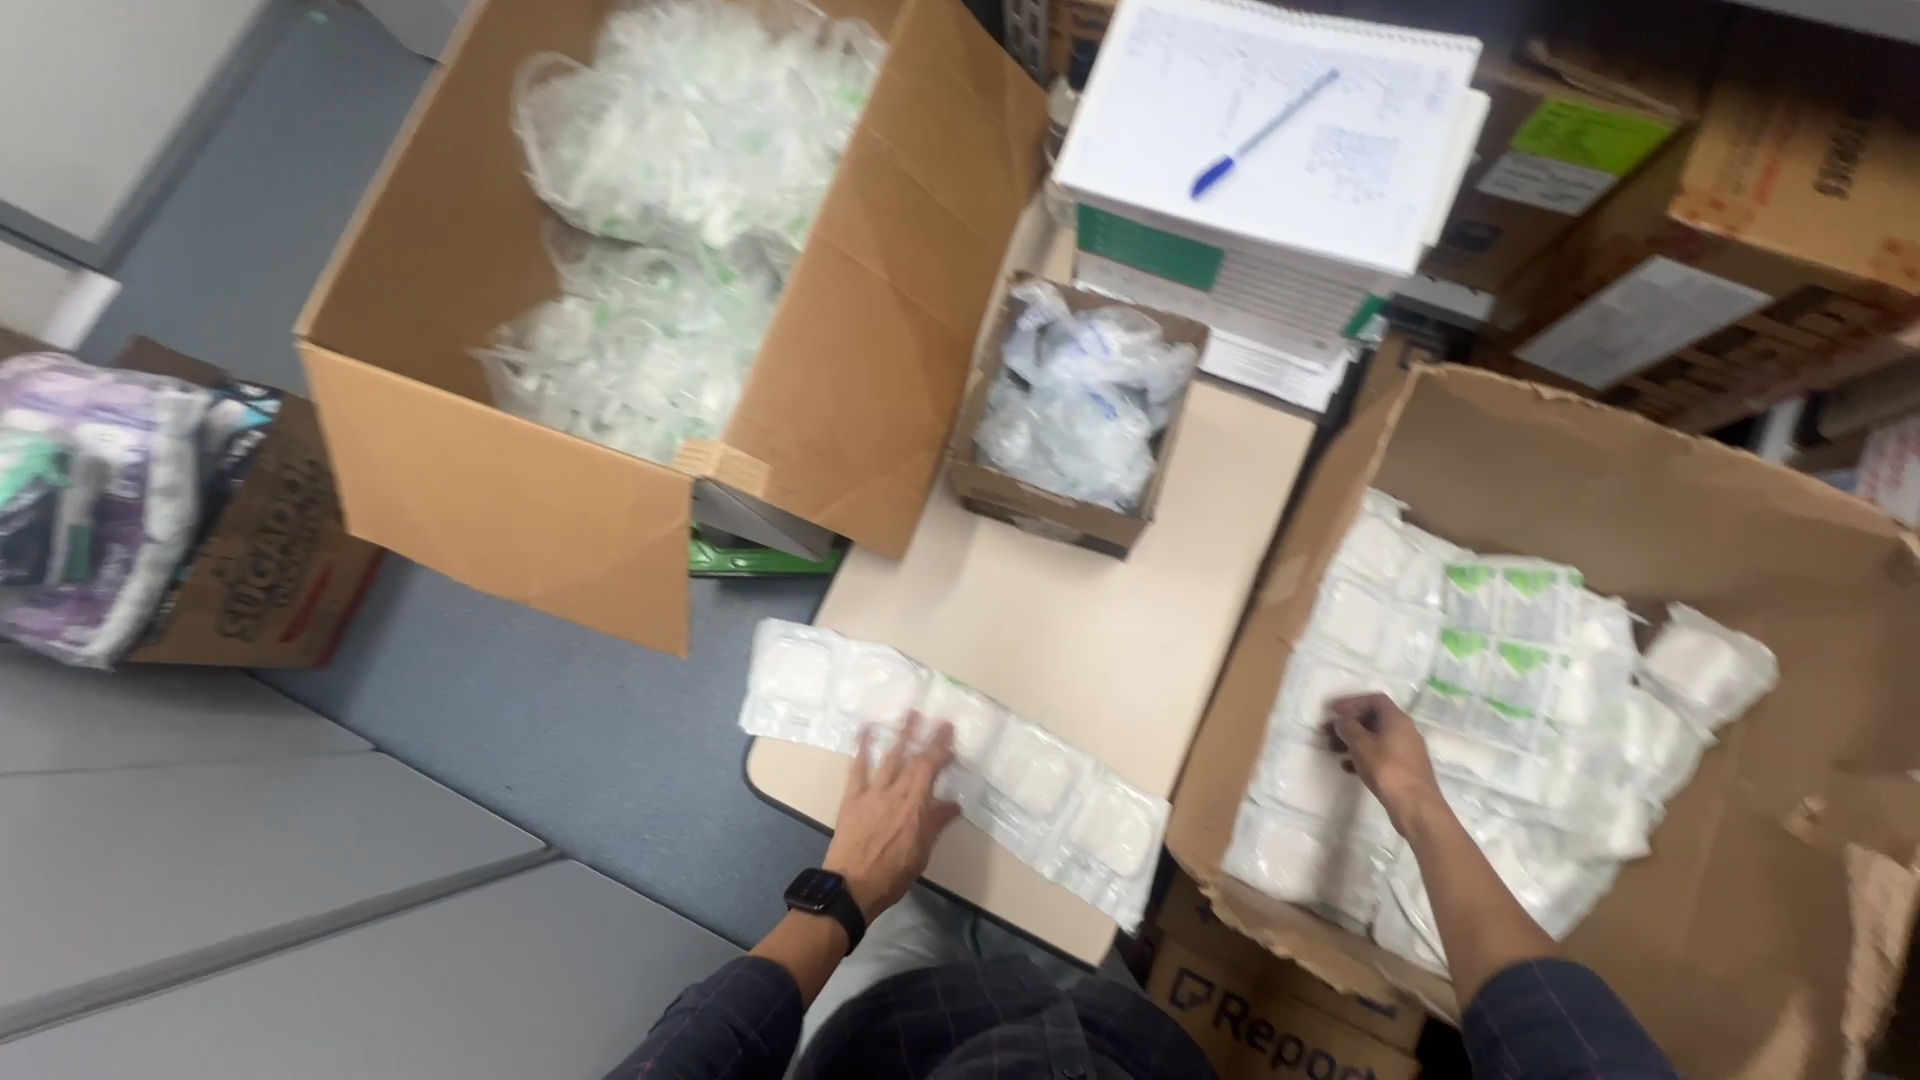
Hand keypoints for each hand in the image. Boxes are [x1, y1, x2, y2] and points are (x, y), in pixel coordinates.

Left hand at [823, 714, 963, 920]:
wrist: (852, 887)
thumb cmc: (892, 875)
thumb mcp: (922, 853)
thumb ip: (936, 824)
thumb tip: (953, 805)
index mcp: (915, 806)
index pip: (930, 769)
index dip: (941, 750)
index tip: (950, 737)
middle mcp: (895, 792)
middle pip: (913, 759)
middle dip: (927, 737)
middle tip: (939, 719)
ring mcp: (872, 792)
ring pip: (889, 757)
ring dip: (900, 734)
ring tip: (909, 713)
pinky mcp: (853, 797)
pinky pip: (858, 768)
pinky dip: (862, 748)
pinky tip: (865, 730)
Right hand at [1325, 693, 1445, 838]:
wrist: (1415, 805)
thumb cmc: (1386, 768)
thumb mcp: (1360, 744)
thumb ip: (1347, 727)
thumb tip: (1342, 721)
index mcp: (1397, 720)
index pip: (1374, 700)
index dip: (1352, 702)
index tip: (1333, 712)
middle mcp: (1405, 731)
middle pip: (1373, 719)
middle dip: (1349, 724)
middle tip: (1328, 732)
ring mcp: (1407, 751)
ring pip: (1375, 738)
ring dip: (1353, 741)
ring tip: (1333, 750)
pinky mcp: (1405, 768)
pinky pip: (1380, 754)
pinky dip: (1363, 756)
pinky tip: (1348, 767)